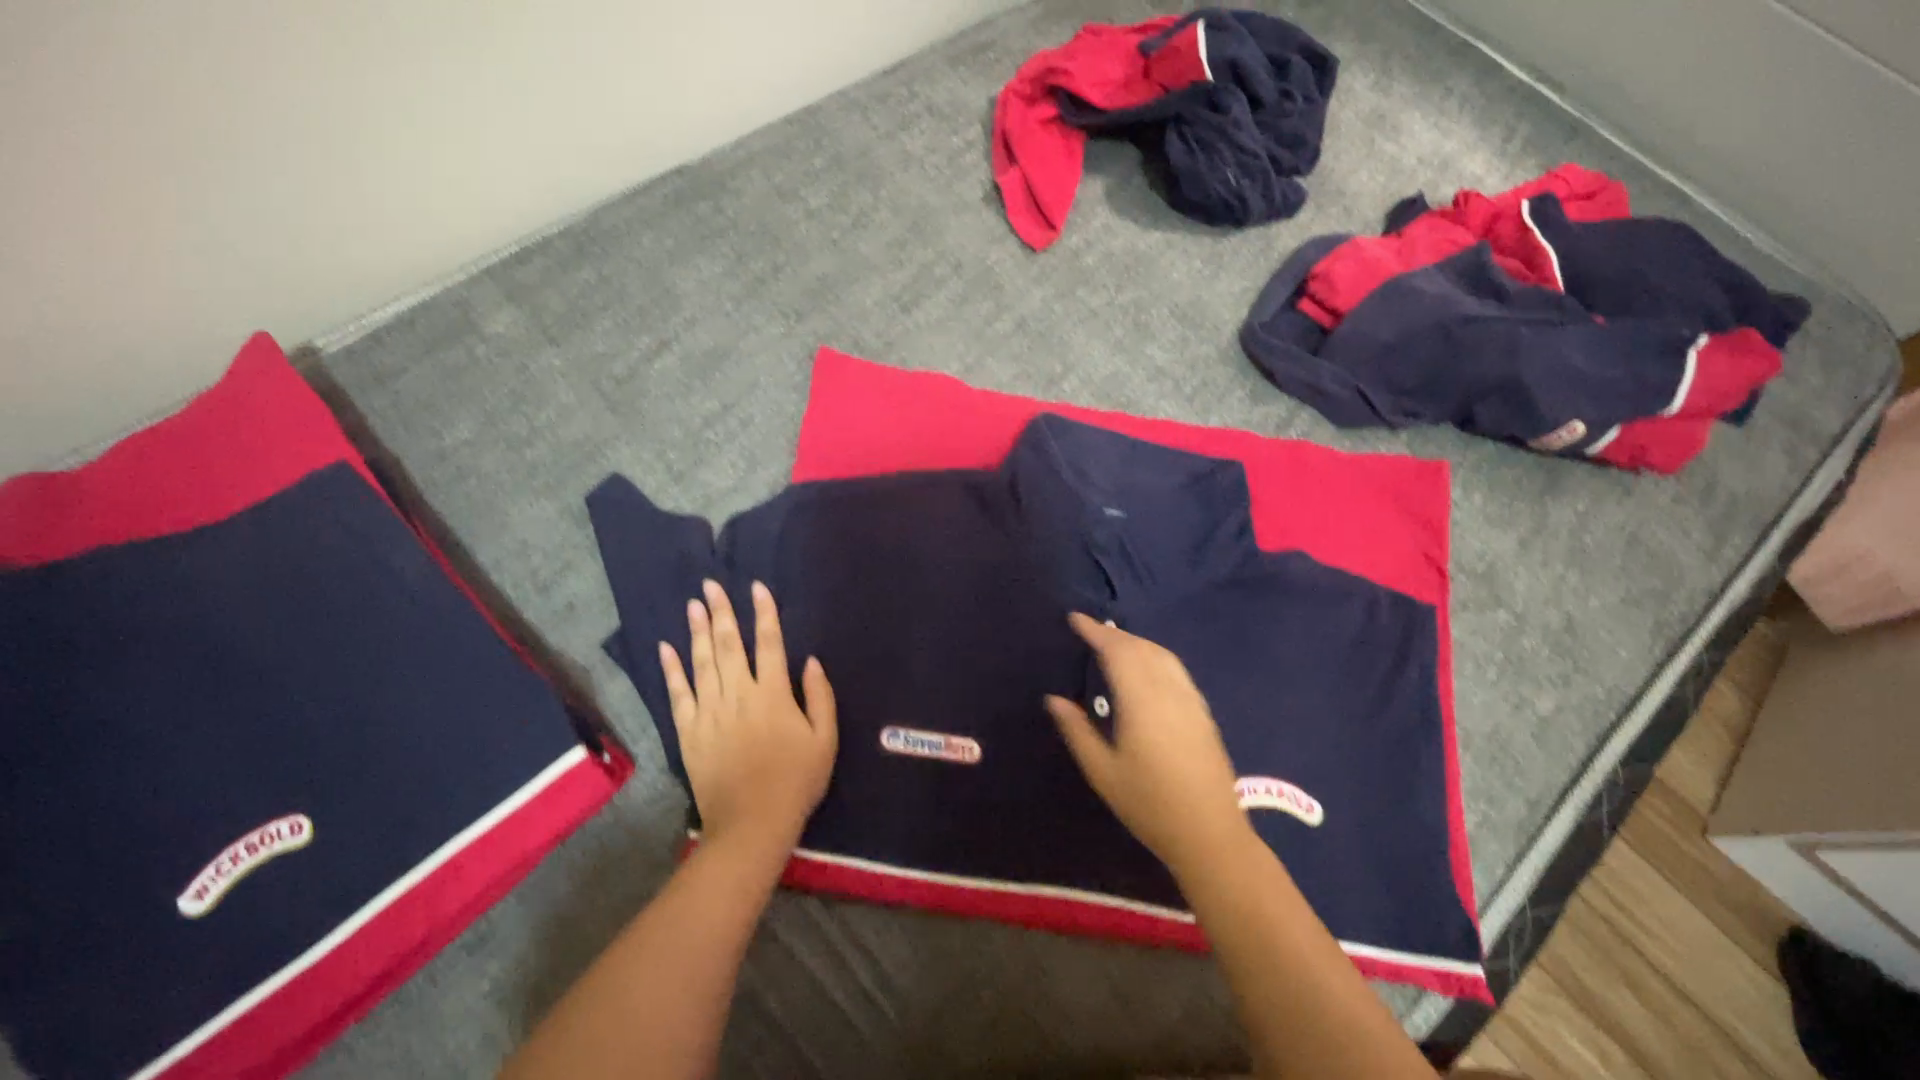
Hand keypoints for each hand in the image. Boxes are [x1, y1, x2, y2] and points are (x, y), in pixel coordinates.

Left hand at [659, 580, 837, 858]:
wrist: (752, 823)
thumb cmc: (796, 782)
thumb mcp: (825, 741)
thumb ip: (820, 697)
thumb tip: (812, 660)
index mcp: (774, 695)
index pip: (770, 644)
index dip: (765, 613)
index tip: (756, 587)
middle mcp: (739, 695)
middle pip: (730, 645)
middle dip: (722, 612)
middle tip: (711, 585)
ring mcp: (710, 712)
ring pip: (703, 663)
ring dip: (698, 631)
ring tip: (693, 605)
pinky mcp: (689, 732)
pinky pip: (678, 694)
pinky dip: (672, 669)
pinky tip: (666, 648)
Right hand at [1045, 613, 1254, 878]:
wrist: (1208, 832)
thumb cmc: (1148, 804)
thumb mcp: (1102, 771)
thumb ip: (1077, 730)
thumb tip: (1054, 698)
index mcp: (1142, 701)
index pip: (1118, 652)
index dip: (1096, 632)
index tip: (1075, 619)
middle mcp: (1170, 692)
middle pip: (1142, 648)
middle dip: (1115, 634)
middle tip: (1090, 630)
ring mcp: (1191, 701)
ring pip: (1164, 656)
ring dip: (1137, 643)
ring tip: (1114, 644)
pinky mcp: (1203, 714)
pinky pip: (1176, 670)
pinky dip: (1156, 656)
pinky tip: (1146, 669)